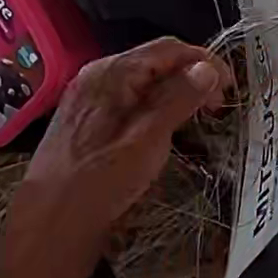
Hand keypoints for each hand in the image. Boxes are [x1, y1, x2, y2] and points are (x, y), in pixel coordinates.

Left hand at [0, 38, 231, 277]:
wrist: (47, 228)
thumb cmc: (99, 183)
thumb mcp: (147, 141)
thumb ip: (178, 99)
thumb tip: (208, 68)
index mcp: (112, 73)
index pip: (169, 49)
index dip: (205, 62)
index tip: (230, 88)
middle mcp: (98, 76)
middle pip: (156, 60)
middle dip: (193, 76)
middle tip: (218, 106)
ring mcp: (90, 96)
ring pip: (144, 80)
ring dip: (176, 91)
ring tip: (199, 116)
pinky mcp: (87, 118)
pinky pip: (130, 97)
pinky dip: (156, 104)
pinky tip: (167, 126)